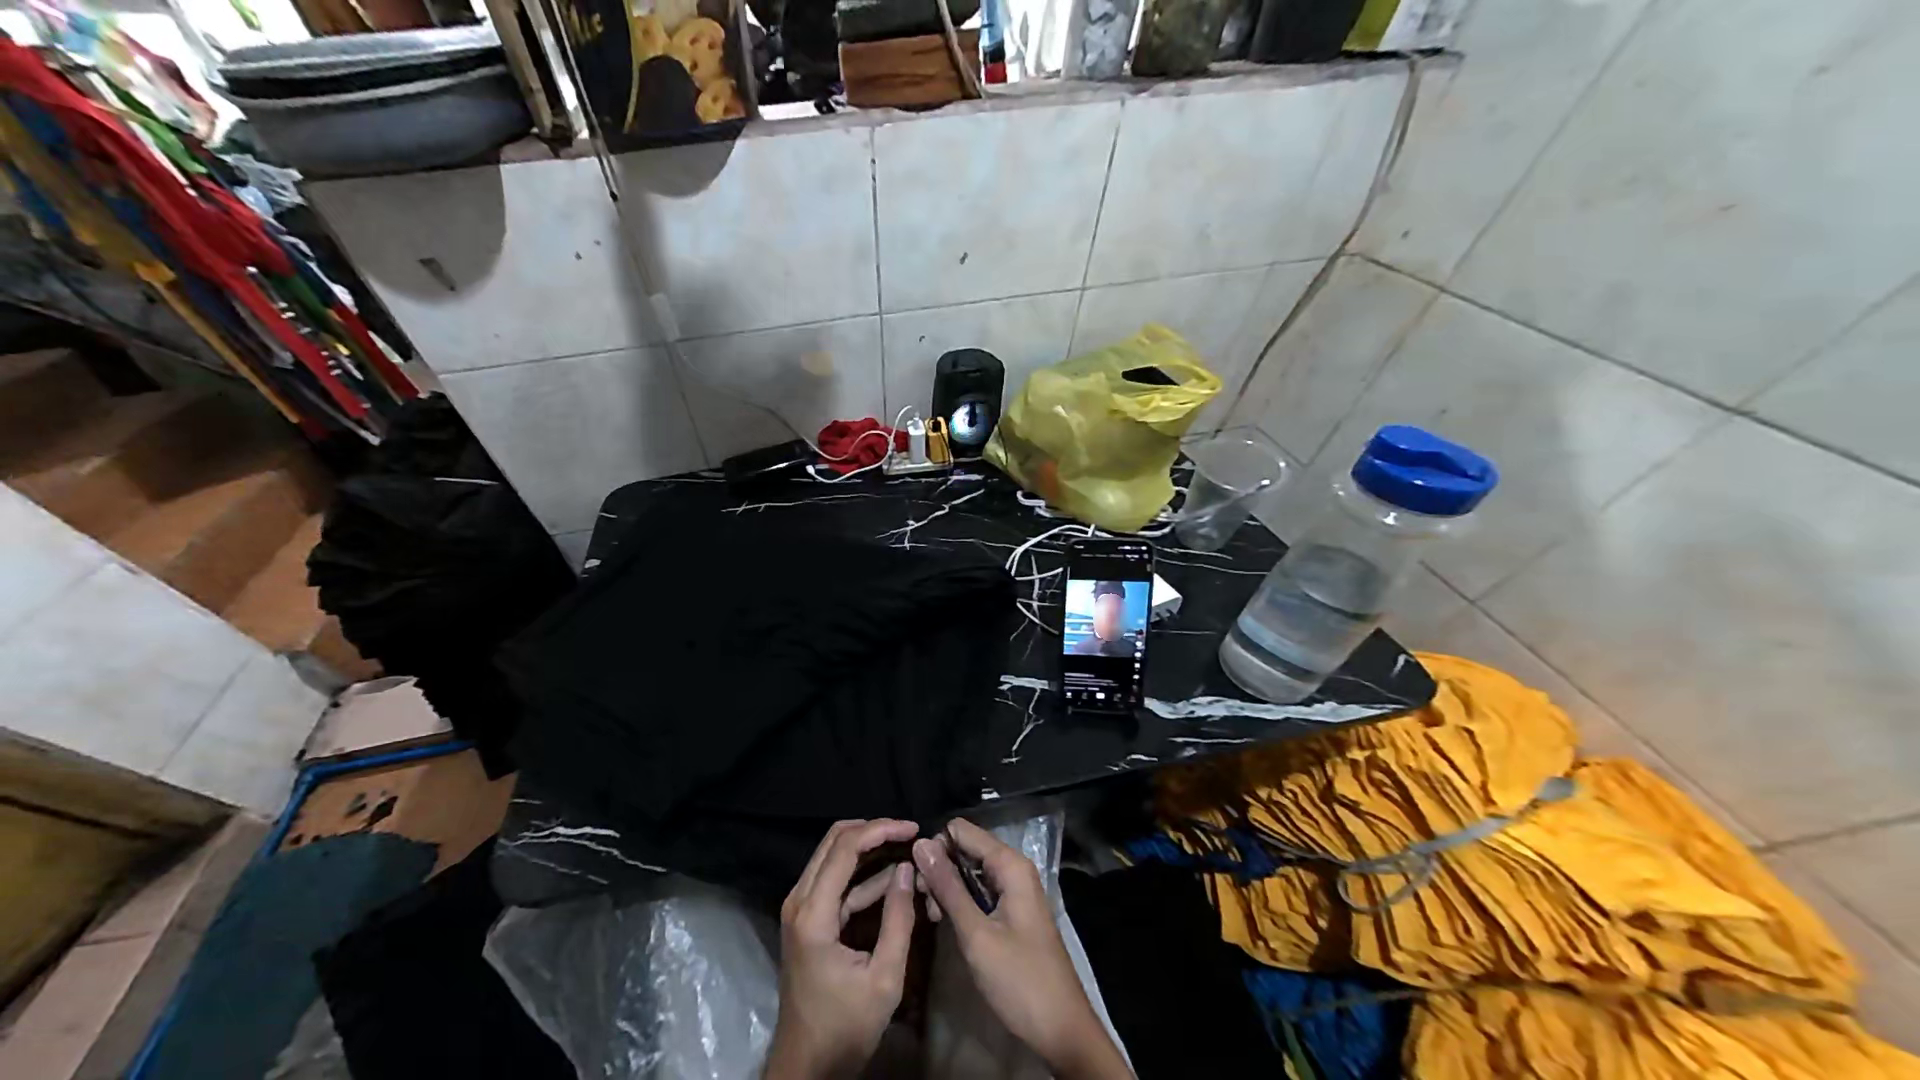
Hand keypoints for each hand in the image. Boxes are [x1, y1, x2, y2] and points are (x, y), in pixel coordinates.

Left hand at [765, 819, 919, 1079]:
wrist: (807, 1066)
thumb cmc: (845, 1027)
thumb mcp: (884, 978)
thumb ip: (899, 919)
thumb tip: (908, 869)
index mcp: (813, 913)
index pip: (845, 847)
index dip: (881, 829)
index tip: (914, 828)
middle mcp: (799, 900)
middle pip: (834, 841)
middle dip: (874, 830)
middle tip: (910, 834)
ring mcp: (800, 909)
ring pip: (833, 856)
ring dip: (870, 849)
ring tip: (909, 852)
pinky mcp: (807, 919)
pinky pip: (835, 880)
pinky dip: (863, 874)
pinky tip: (894, 879)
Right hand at [913, 821, 1131, 1079]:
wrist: (1060, 1028)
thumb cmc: (1018, 979)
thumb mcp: (976, 934)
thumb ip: (948, 887)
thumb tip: (920, 843)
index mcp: (1010, 864)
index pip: (961, 830)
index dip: (935, 848)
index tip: (917, 878)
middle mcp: (1014, 868)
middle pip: (965, 849)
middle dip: (940, 869)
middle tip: (926, 904)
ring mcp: (1014, 889)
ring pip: (969, 871)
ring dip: (947, 888)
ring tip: (934, 918)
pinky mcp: (1011, 910)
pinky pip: (979, 890)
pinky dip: (960, 902)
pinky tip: (947, 922)